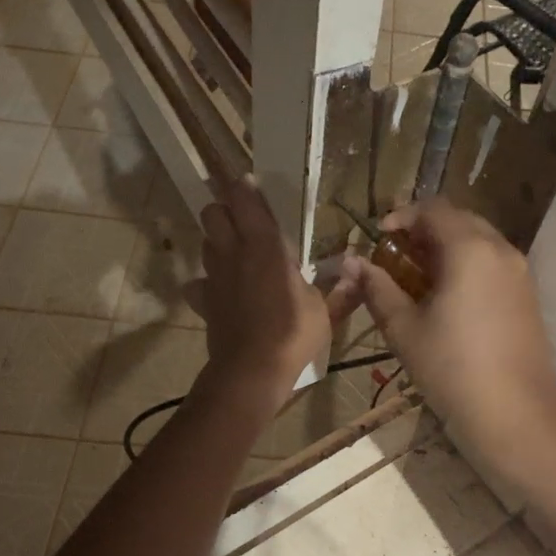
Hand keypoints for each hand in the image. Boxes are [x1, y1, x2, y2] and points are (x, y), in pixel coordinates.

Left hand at [186, 176, 354, 412]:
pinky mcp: (204, 302)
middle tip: (243, 222)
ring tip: (236, 256)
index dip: (245, 188)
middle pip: (211, 213)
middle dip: (223, 211)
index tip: (252, 185)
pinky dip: (206, 285)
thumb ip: (338, 288)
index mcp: (264, 245)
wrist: (253, 370)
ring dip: (216, 243)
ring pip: (204, 244)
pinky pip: (198, 284)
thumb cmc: (293, 332)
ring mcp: (214, 278)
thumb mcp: (324, 310)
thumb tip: (358, 271)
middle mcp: (233, 253)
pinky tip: (221, 294)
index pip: (244, 199)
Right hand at [348, 200, 555, 460]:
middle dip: (425, 230)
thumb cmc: (451, 369)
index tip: (378, 237)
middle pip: (459, 220)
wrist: (515, 412)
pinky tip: (447, 298)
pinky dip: (467, 266)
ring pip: (479, 241)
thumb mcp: (404, 328)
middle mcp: (500, 250)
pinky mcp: (527, 296)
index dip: (402, 216)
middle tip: (395, 256)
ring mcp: (519, 272)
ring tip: (417, 278)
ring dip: (447, 248)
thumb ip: (377, 289)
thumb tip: (351, 263)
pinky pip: (493, 264)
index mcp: (469, 248)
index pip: (433, 209)